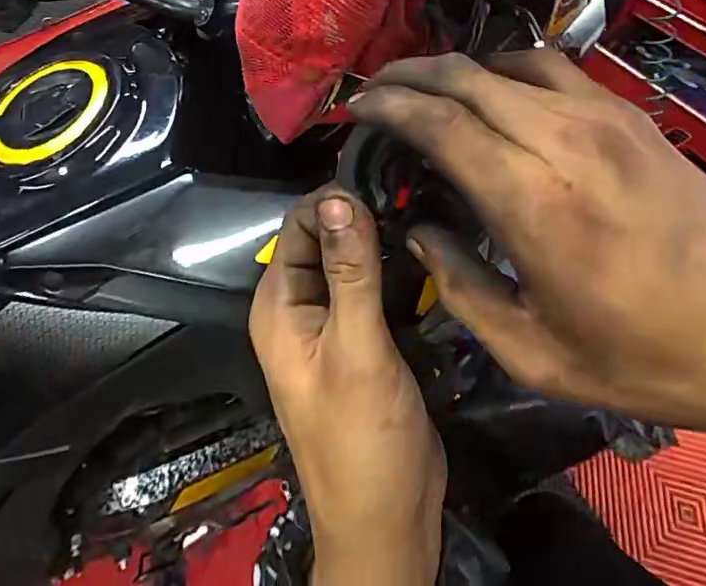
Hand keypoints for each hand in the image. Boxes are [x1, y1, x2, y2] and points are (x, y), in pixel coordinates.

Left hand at [250, 186, 444, 585]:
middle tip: (416, 196)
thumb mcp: (357, 348)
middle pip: (325, 238)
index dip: (338, 200)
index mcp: (280, 304)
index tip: (389, 185)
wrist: (387, 520)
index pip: (301, 224)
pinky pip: (371, 287)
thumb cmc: (363, 437)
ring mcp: (330, 323)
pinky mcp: (360, 337)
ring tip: (425, 214)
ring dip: (381, 240)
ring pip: (351, 260)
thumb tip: (341, 197)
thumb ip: (350, 271)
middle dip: (363, 216)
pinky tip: (425, 254)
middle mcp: (298, 306)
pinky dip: (392, 269)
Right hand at [347, 50, 705, 462]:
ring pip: (502, 61)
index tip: (356, 106)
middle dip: (408, 74)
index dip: (390, 105)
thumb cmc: (651, 354)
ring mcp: (601, 116)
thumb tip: (418, 234)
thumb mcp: (538, 354)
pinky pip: (547, 66)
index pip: (441, 122)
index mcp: (535, 203)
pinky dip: (502, 68)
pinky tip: (488, 91)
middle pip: (464, 77)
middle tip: (375, 89)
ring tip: (422, 86)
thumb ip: (461, 287)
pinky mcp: (625, 111)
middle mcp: (564, 141)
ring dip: (452, 67)